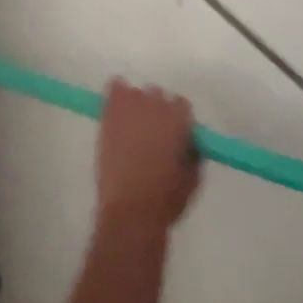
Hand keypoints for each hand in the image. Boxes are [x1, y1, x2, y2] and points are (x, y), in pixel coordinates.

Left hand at [94, 79, 199, 233]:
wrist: (130, 211)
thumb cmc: (166, 200)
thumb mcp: (193, 178)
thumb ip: (192, 153)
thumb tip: (187, 143)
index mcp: (180, 123)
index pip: (181, 105)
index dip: (178, 118)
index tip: (173, 132)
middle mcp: (157, 110)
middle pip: (158, 95)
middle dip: (156, 110)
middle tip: (151, 132)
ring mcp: (131, 113)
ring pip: (136, 93)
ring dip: (137, 104)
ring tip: (133, 123)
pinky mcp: (109, 120)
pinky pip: (113, 91)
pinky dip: (116, 92)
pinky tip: (116, 97)